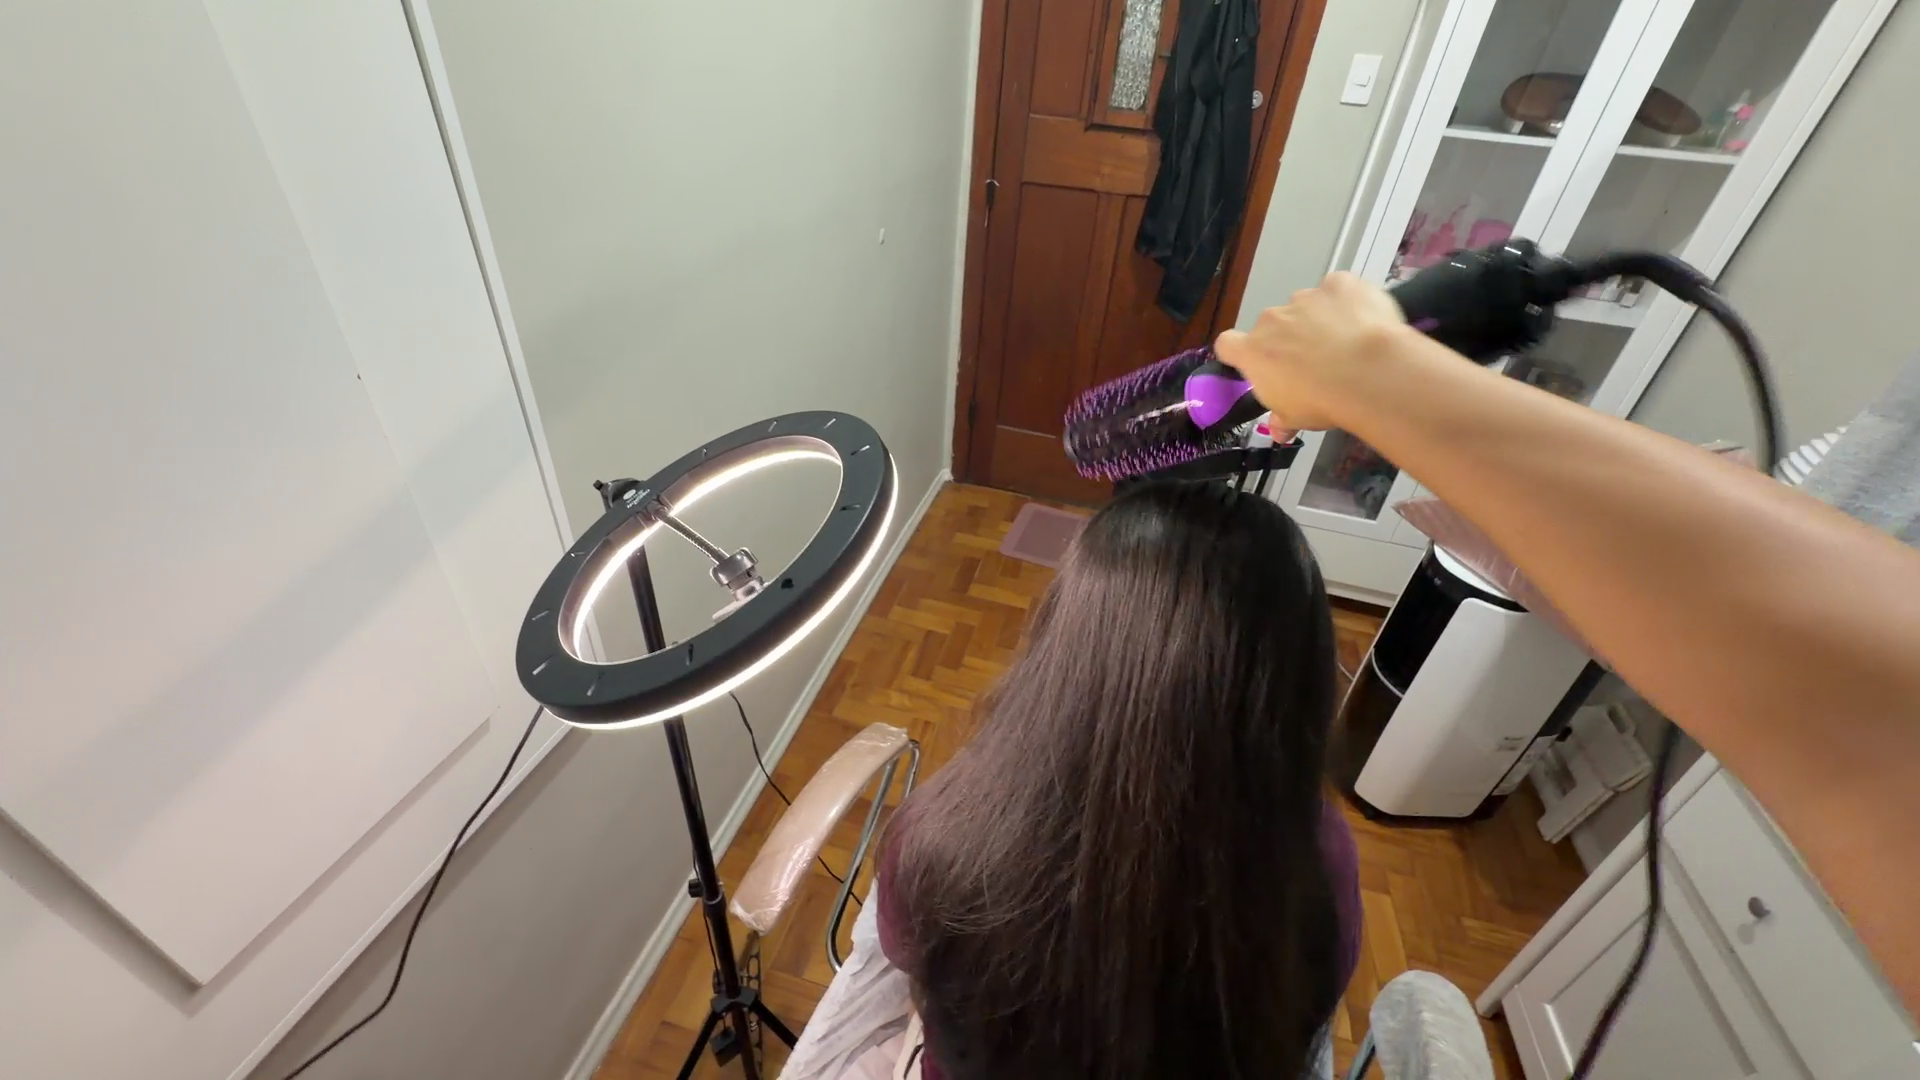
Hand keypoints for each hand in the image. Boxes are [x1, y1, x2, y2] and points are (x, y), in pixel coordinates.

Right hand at [1213, 272, 1407, 431]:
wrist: (1369, 373)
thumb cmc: (1322, 400)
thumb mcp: (1295, 418)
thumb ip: (1281, 418)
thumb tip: (1281, 429)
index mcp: (1253, 352)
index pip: (1227, 344)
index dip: (1238, 352)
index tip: (1254, 363)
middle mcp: (1272, 319)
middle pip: (1271, 325)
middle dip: (1287, 338)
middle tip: (1311, 362)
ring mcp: (1305, 298)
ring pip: (1305, 306)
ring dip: (1317, 319)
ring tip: (1343, 341)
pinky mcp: (1339, 284)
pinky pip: (1336, 289)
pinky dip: (1345, 301)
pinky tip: (1360, 319)